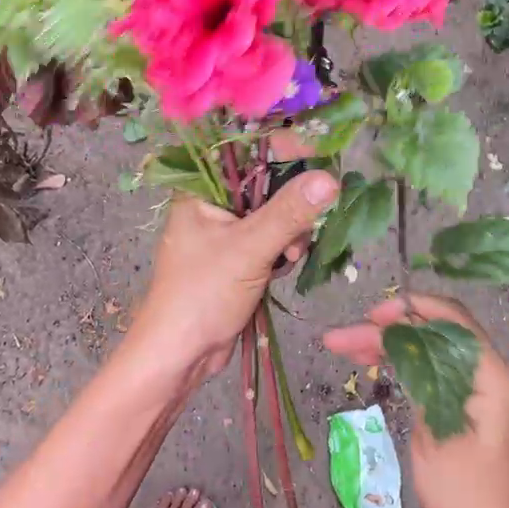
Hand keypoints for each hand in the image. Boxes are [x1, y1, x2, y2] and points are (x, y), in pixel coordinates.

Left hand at [132, 170, 337, 376]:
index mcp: (202, 188)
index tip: (323, 160)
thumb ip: (288, 213)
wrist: (179, 356)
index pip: (250, 152)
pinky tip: (282, 269)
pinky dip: (282, 251)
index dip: (288, 151)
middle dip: (291, 206)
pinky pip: (270, 239)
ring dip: (289, 234)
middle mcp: (212, 203)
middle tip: (299, 232)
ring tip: (287, 259)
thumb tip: (330, 179)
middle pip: (268, 184)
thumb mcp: (249, 249)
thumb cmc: (202, 295)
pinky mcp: (236, 257)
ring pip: (274, 214)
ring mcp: (224, 231)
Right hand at [322, 295, 508, 507]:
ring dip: (384, 343)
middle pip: (429, 331)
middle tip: (343, 336)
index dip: (410, 309)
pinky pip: (420, 368)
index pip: (450, 319)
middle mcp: (480, 372)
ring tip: (340, 345)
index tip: (373, 316)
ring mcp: (465, 388)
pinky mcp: (450, 403)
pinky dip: (393, 362)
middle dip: (387, 327)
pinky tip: (365, 361)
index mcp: (488, 372)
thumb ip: (420, 376)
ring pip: (420, 348)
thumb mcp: (438, 431)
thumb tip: (397, 331)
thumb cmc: (464, 490)